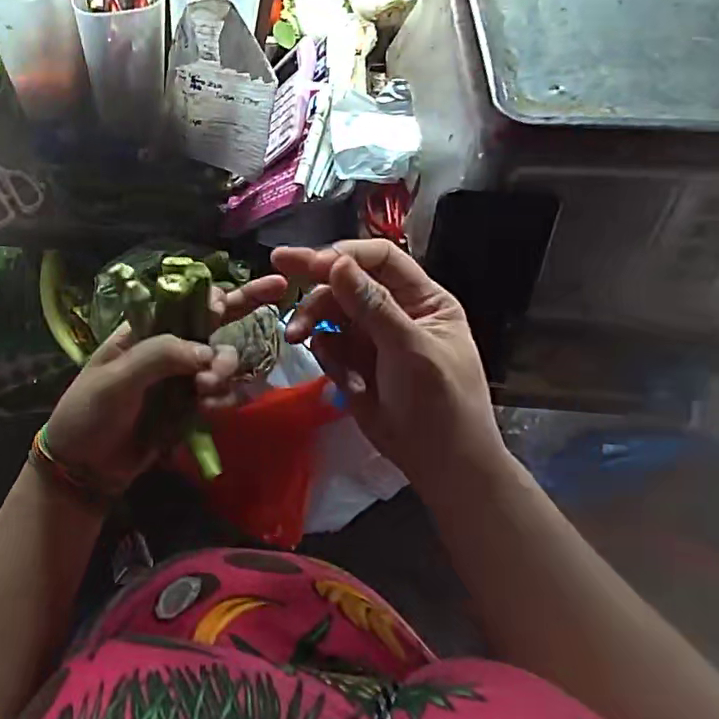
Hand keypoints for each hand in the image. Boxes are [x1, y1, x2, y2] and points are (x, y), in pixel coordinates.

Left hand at [42, 279, 286, 492]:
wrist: (83, 468)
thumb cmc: (88, 413)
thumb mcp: (115, 379)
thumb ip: (158, 356)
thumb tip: (208, 351)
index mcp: (145, 330)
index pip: (187, 301)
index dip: (214, 299)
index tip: (221, 309)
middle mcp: (170, 348)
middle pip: (218, 326)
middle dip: (235, 333)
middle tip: (217, 367)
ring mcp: (183, 379)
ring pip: (224, 363)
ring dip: (224, 373)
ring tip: (205, 391)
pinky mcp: (192, 409)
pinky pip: (223, 396)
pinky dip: (224, 400)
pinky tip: (208, 410)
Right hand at [271, 240, 504, 483]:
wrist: (440, 463)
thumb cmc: (441, 402)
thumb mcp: (409, 349)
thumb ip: (372, 305)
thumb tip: (335, 262)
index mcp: (423, 299)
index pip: (381, 260)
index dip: (344, 256)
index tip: (308, 263)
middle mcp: (394, 310)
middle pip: (346, 281)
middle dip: (315, 283)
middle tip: (278, 265)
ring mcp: (371, 337)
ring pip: (329, 312)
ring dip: (312, 322)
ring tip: (295, 338)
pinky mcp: (352, 361)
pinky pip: (326, 344)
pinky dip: (326, 356)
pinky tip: (344, 379)